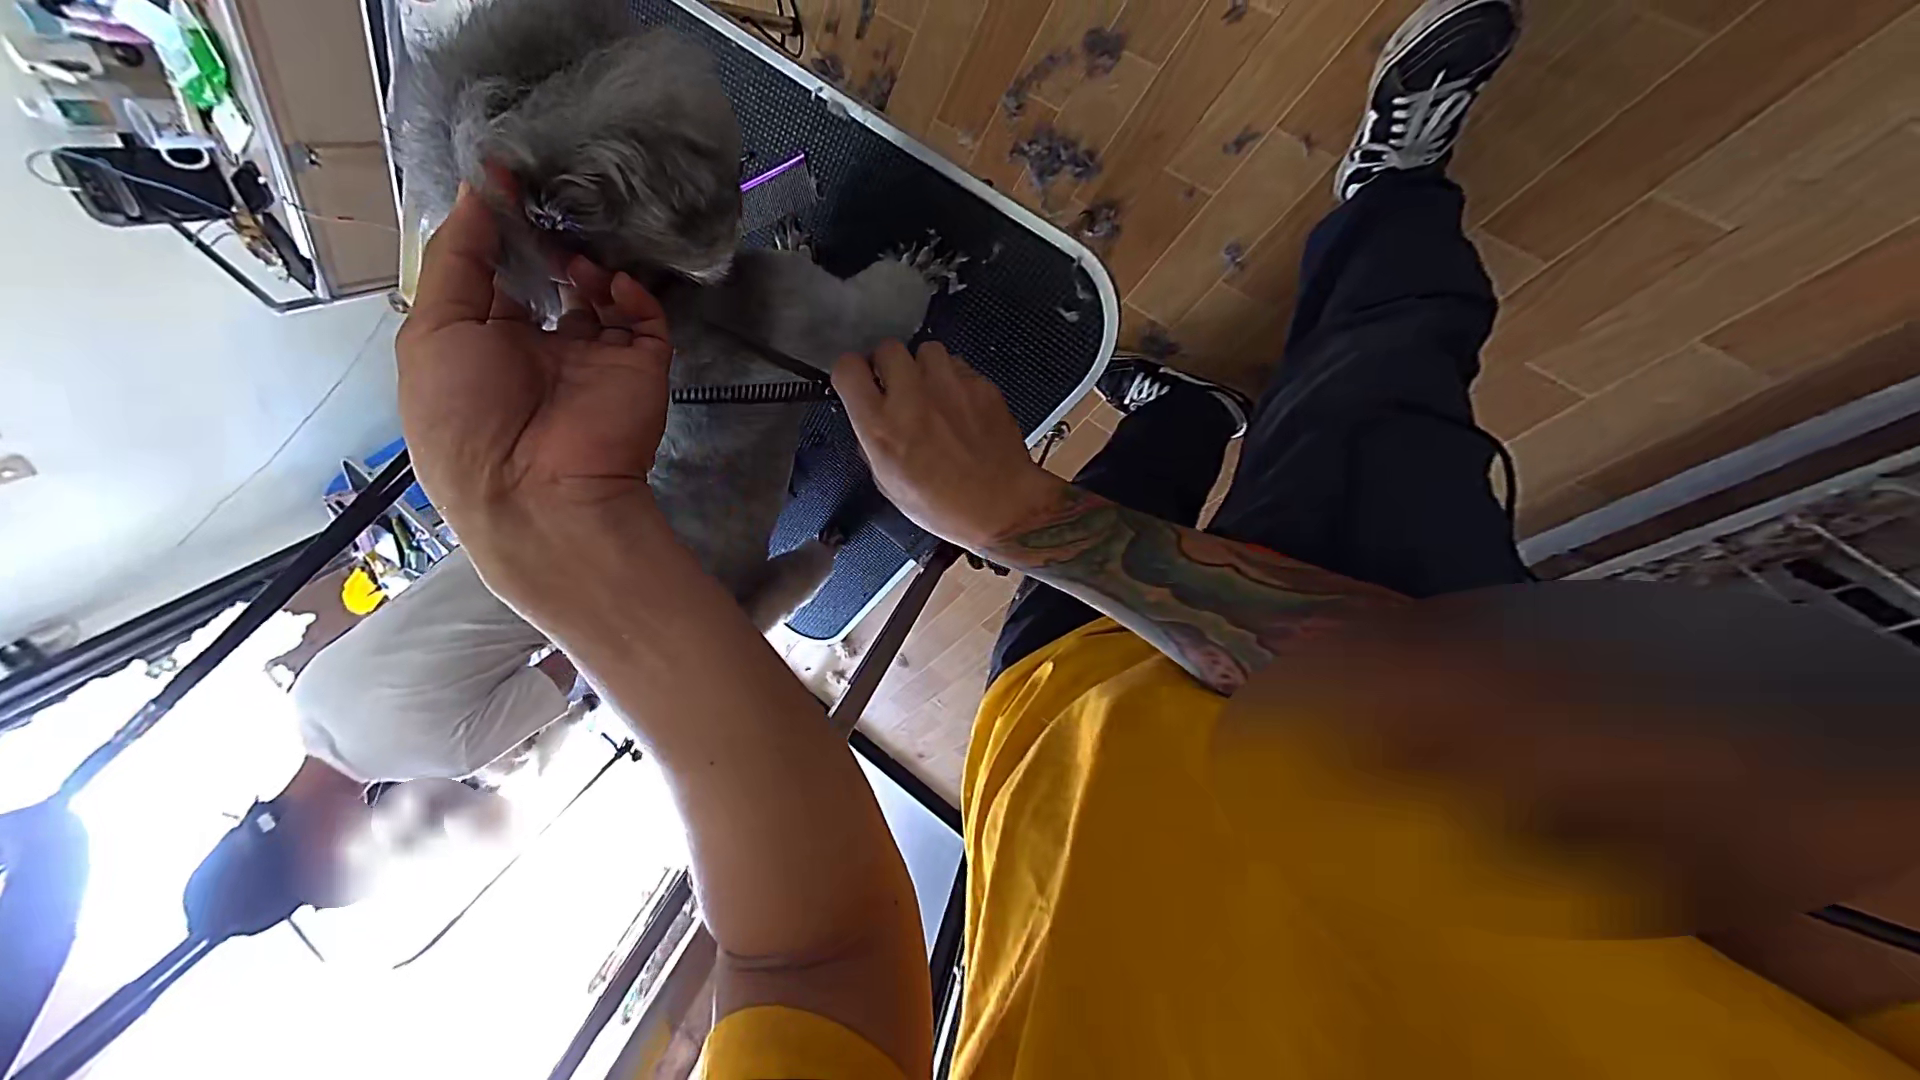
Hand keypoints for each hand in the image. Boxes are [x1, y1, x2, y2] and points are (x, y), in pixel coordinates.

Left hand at [396, 187, 676, 607]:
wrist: (538, 486)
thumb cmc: (467, 411)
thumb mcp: (434, 328)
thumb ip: (460, 258)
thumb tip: (480, 194)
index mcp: (488, 342)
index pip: (499, 276)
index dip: (499, 229)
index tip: (504, 179)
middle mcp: (545, 347)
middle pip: (554, 280)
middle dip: (548, 242)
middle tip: (547, 207)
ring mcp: (598, 359)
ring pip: (602, 297)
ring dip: (589, 266)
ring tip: (576, 257)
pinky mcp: (642, 368)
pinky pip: (645, 322)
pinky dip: (634, 295)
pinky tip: (613, 285)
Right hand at [832, 340, 1063, 551]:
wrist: (1001, 507)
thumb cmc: (948, 505)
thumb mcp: (889, 485)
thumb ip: (873, 443)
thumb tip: (869, 422)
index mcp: (882, 428)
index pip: (848, 369)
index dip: (851, 373)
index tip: (859, 381)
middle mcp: (913, 399)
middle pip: (887, 348)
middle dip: (888, 365)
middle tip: (897, 388)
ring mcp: (949, 388)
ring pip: (926, 350)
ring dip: (923, 368)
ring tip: (931, 396)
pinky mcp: (980, 385)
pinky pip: (959, 367)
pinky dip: (954, 381)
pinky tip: (958, 407)